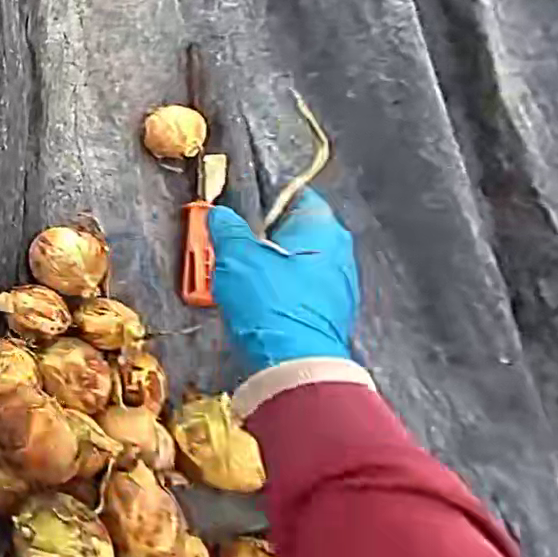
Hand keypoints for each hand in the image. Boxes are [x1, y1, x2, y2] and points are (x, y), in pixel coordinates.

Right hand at [206, 189, 358, 374]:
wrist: (291, 363)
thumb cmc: (268, 301)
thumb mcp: (235, 256)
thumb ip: (226, 227)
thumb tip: (220, 213)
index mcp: (322, 229)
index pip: (295, 193)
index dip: (261, 193)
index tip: (234, 199)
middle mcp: (337, 252)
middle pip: (291, 227)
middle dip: (257, 230)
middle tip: (226, 236)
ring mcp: (334, 284)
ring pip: (290, 257)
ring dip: (262, 259)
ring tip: (231, 267)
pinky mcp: (324, 310)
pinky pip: (293, 284)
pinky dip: (271, 283)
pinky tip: (247, 293)